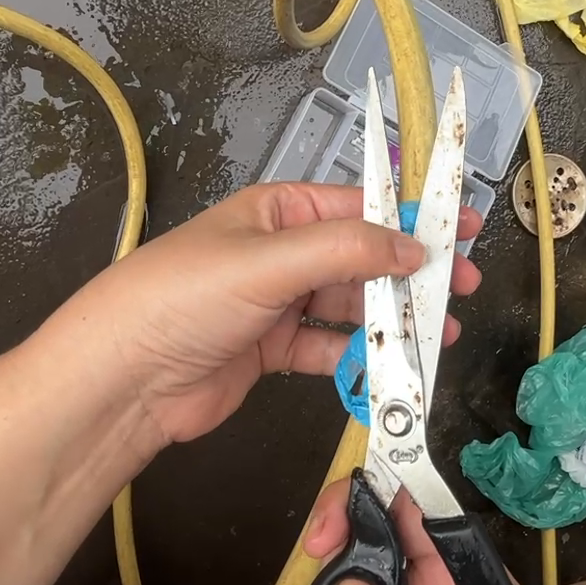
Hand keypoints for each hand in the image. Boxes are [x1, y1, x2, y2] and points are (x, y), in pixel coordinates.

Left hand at [40, 182, 481, 444]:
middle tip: (462, 288)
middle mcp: (282, 251)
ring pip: (350, 305)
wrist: (123, 378)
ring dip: (392, 318)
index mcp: (279, 210)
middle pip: (361, 258)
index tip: (463, 228)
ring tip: (440, 334)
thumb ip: (347, 251)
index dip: (412, 216)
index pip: (359, 205)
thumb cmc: (190, 296)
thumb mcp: (270, 260)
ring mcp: (278, 302)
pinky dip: (358, 355)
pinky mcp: (273, 350)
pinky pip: (327, 347)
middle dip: (411, 273)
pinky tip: (390, 366)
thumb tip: (416, 248)